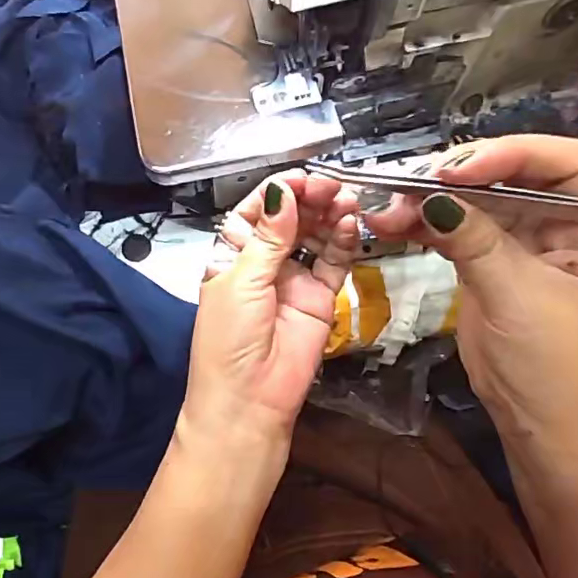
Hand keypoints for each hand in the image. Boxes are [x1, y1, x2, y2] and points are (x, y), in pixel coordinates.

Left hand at [186, 172, 359, 441]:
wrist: (248, 400)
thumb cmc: (227, 341)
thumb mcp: (241, 281)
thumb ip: (268, 238)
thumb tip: (283, 193)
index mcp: (232, 257)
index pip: (255, 213)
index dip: (277, 193)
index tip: (299, 177)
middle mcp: (263, 265)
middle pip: (289, 220)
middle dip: (308, 199)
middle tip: (329, 185)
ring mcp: (292, 281)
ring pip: (315, 237)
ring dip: (329, 215)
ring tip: (344, 199)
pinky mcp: (319, 298)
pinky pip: (334, 262)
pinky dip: (343, 241)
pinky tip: (350, 224)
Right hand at [364, 135, 577, 444]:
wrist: (535, 420)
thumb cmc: (550, 365)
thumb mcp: (516, 297)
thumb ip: (475, 241)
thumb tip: (428, 198)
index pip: (574, 166)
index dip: (517, 154)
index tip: (458, 169)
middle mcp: (574, 225)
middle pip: (519, 177)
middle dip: (463, 177)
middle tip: (414, 183)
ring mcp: (531, 241)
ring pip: (481, 201)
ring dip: (433, 201)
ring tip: (390, 208)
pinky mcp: (495, 259)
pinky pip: (460, 229)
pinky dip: (427, 225)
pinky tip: (394, 224)